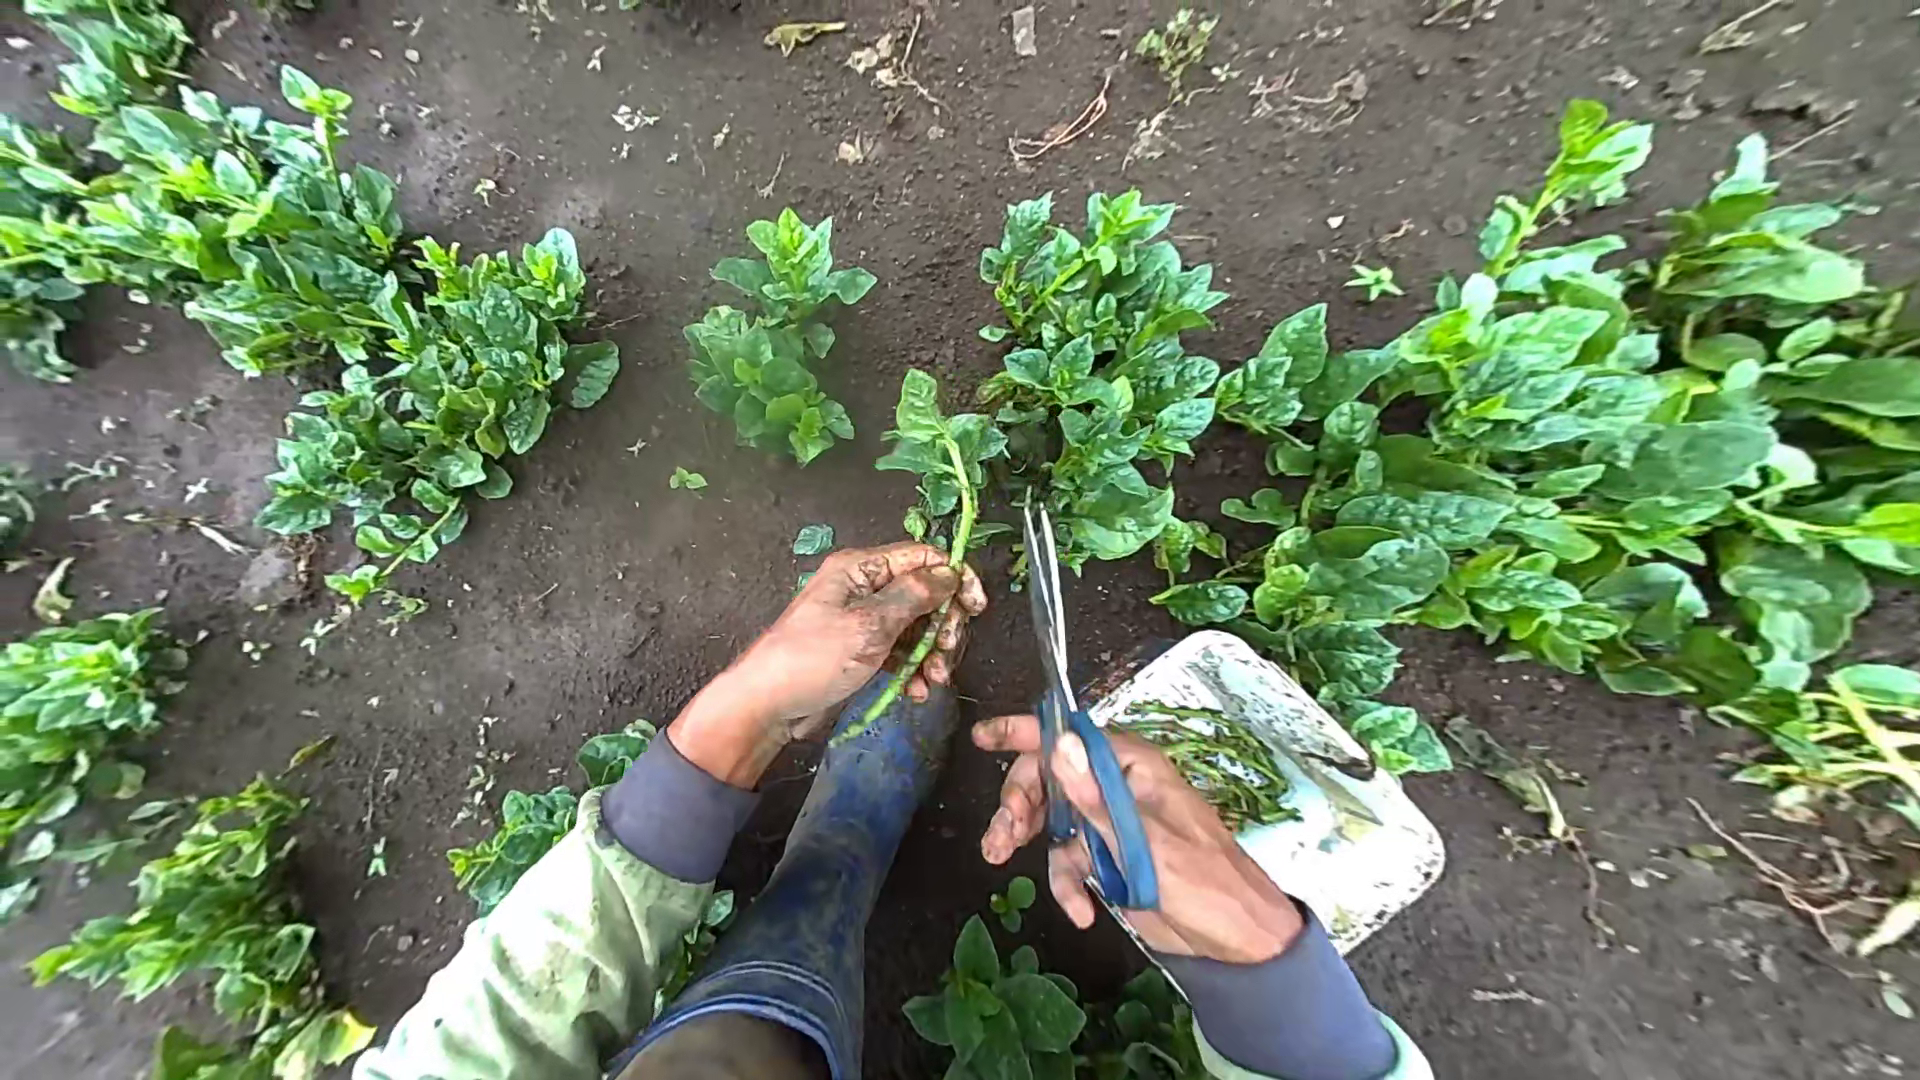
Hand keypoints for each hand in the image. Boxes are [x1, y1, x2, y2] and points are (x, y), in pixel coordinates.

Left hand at [670, 543, 986, 787]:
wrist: (767, 707)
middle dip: (943, 623)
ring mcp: (866, 620)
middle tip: (946, 651)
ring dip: (932, 652)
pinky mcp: (865, 649)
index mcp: (862, 569)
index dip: (955, 577)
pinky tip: (918, 690)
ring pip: (918, 625)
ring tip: (933, 679)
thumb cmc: (814, 658)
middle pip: (926, 594)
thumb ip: (914, 596)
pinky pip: (902, 650)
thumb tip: (950, 573)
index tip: (976, 608)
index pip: (923, 557)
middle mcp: (866, 588)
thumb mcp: (868, 625)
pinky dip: (914, 668)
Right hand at [973, 713, 1304, 964]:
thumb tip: (1060, 744)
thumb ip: (1095, 797)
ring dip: (1023, 837)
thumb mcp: (1145, 841)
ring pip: (1049, 815)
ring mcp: (1106, 819)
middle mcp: (1112, 785)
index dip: (1025, 732)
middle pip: (1048, 777)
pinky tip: (1080, 909)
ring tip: (999, 857)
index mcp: (1128, 766)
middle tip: (1001, 831)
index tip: (984, 737)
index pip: (1069, 736)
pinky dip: (1065, 883)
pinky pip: (1067, 857)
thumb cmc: (1204, 880)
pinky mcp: (1104, 853)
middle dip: (1019, 802)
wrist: (1236, 942)